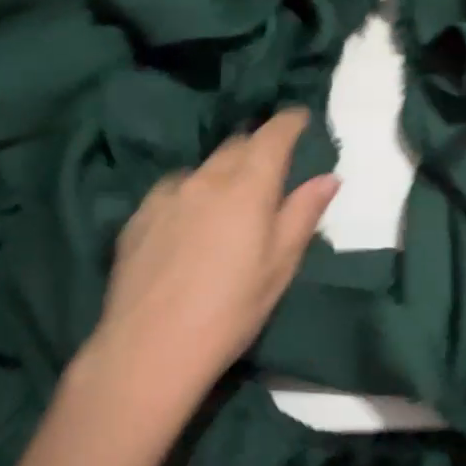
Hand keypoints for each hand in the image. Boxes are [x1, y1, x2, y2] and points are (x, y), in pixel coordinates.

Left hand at [82, 109, 339, 406]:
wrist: (151, 348)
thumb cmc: (232, 310)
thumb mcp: (280, 266)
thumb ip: (303, 214)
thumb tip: (327, 177)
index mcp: (246, 188)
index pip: (271, 136)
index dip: (289, 123)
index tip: (301, 118)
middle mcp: (204, 180)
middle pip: (236, 146)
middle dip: (257, 147)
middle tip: (273, 165)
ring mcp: (165, 196)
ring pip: (202, 168)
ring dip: (222, 172)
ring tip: (230, 199)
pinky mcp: (137, 218)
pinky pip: (173, 190)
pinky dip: (191, 193)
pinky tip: (192, 223)